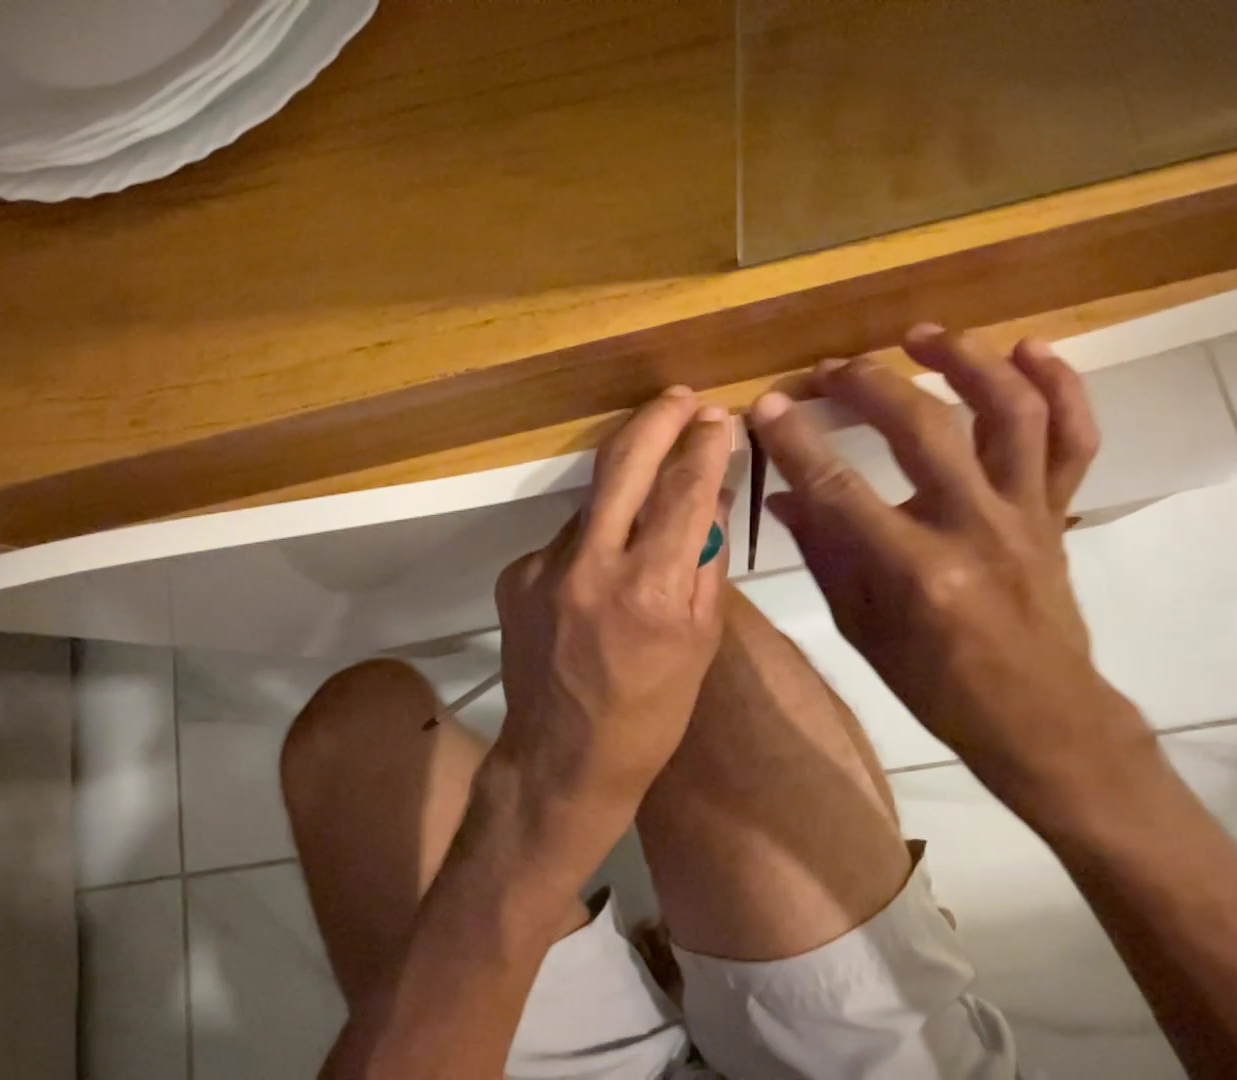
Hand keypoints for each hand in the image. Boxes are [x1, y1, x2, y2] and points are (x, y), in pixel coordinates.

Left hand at [493, 387, 735, 819]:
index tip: (718, 418)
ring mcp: (544, 567)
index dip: (705, 446)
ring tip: (649, 505)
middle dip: (657, 420)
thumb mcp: (700, 642)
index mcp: (652, 589)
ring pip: (594, 502)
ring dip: (625, 491)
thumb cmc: (650, 713)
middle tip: (680, 398)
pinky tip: (603, 574)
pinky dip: (593, 540)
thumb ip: (707, 561)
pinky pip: (567, 539)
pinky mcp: (517, 574)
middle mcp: (592, 565)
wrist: (561, 759)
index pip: (684, 490)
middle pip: (624, 463)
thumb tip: (713, 493)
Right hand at [748, 326, 1153, 821]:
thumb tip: (783, 495)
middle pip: (922, 430)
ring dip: (966, 361)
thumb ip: (823, 554)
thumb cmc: (938, 686)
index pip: (839, 488)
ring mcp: (1025, 515)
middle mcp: (974, 529)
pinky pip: (1073, 440)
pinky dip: (1060, 387)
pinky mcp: (1056, 512)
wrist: (1040, 718)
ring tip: (921, 334)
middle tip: (829, 370)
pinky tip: (1029, 349)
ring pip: (1009, 413)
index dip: (796, 441)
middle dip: (868, 386)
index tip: (766, 406)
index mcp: (915, 572)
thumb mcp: (861, 630)